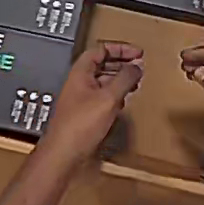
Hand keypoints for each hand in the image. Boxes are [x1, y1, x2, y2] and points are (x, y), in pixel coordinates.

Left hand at [39, 42, 142, 160]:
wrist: (63, 156)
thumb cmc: (81, 124)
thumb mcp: (108, 98)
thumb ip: (125, 78)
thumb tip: (138, 65)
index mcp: (81, 73)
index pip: (100, 49)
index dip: (120, 49)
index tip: (138, 54)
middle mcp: (80, 83)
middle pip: (102, 64)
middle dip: (122, 63)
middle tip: (140, 67)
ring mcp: (82, 99)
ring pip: (104, 82)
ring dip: (120, 80)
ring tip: (136, 83)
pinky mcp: (85, 115)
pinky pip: (103, 98)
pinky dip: (116, 95)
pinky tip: (125, 102)